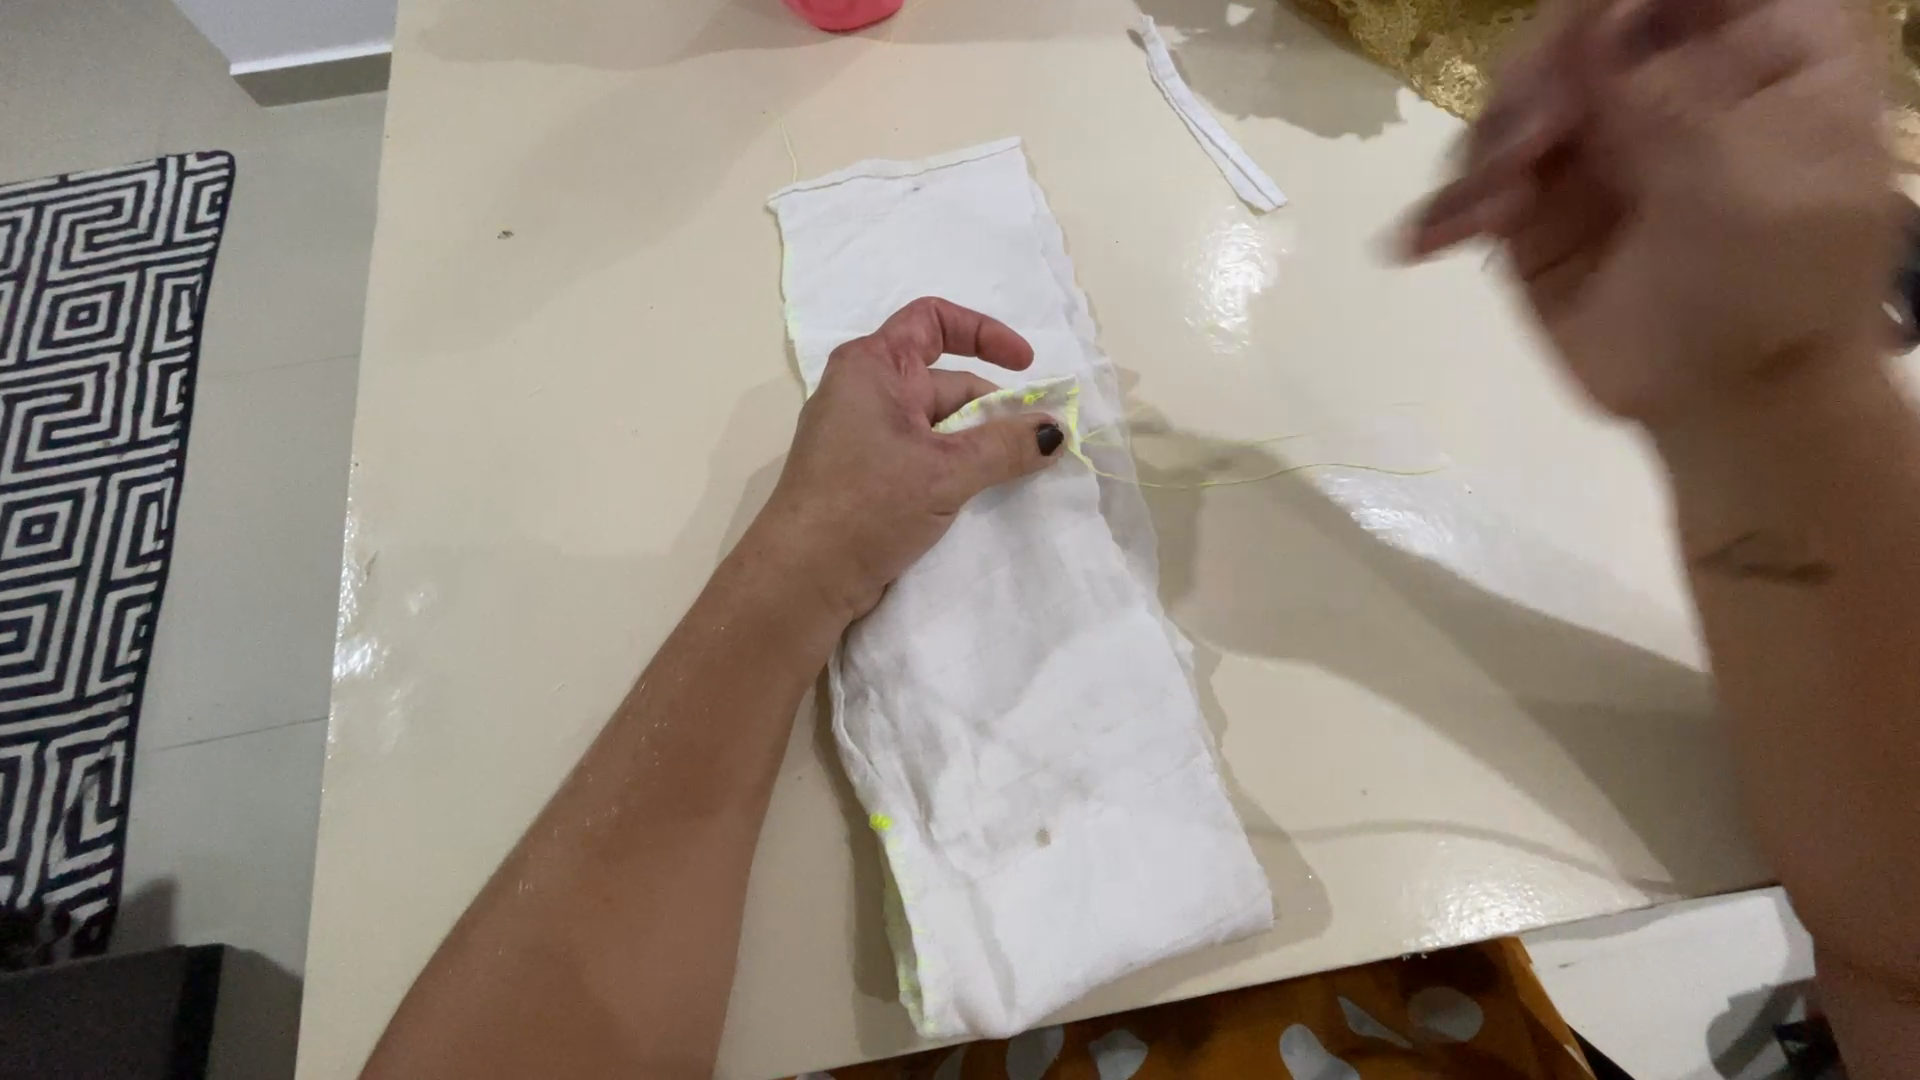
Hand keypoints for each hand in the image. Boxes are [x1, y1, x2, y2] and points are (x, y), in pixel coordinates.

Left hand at [742, 297, 1065, 622]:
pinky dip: (956, 466)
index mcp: (873, 366)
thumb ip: (1005, 447)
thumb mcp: (945, 472)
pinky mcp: (869, 475)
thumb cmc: (867, 505)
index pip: (933, 321)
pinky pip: (924, 455)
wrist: (804, 577)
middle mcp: (866, 391)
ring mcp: (865, 436)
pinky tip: (981, 491)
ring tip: (1015, 473)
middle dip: (992, 410)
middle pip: (945, 382)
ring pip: (938, 425)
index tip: (1026, 366)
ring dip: (977, 444)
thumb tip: (1055, 432)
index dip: (984, 333)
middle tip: (1034, 447)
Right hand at [1403, 0, 1896, 424]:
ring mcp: (1584, 158)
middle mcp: (1658, 90)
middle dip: (1529, 90)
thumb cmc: (1771, 284)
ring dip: (1478, 160)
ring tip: (1484, 219)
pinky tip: (1422, 244)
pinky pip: (1467, 197)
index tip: (1576, 52)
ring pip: (1502, 116)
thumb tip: (1594, 23)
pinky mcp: (1525, 220)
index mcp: (1753, 55)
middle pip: (1566, 43)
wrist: (1717, 394)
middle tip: (1524, 150)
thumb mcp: (1747, 179)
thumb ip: (1669, 98)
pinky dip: (1439, 216)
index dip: (1608, 9)